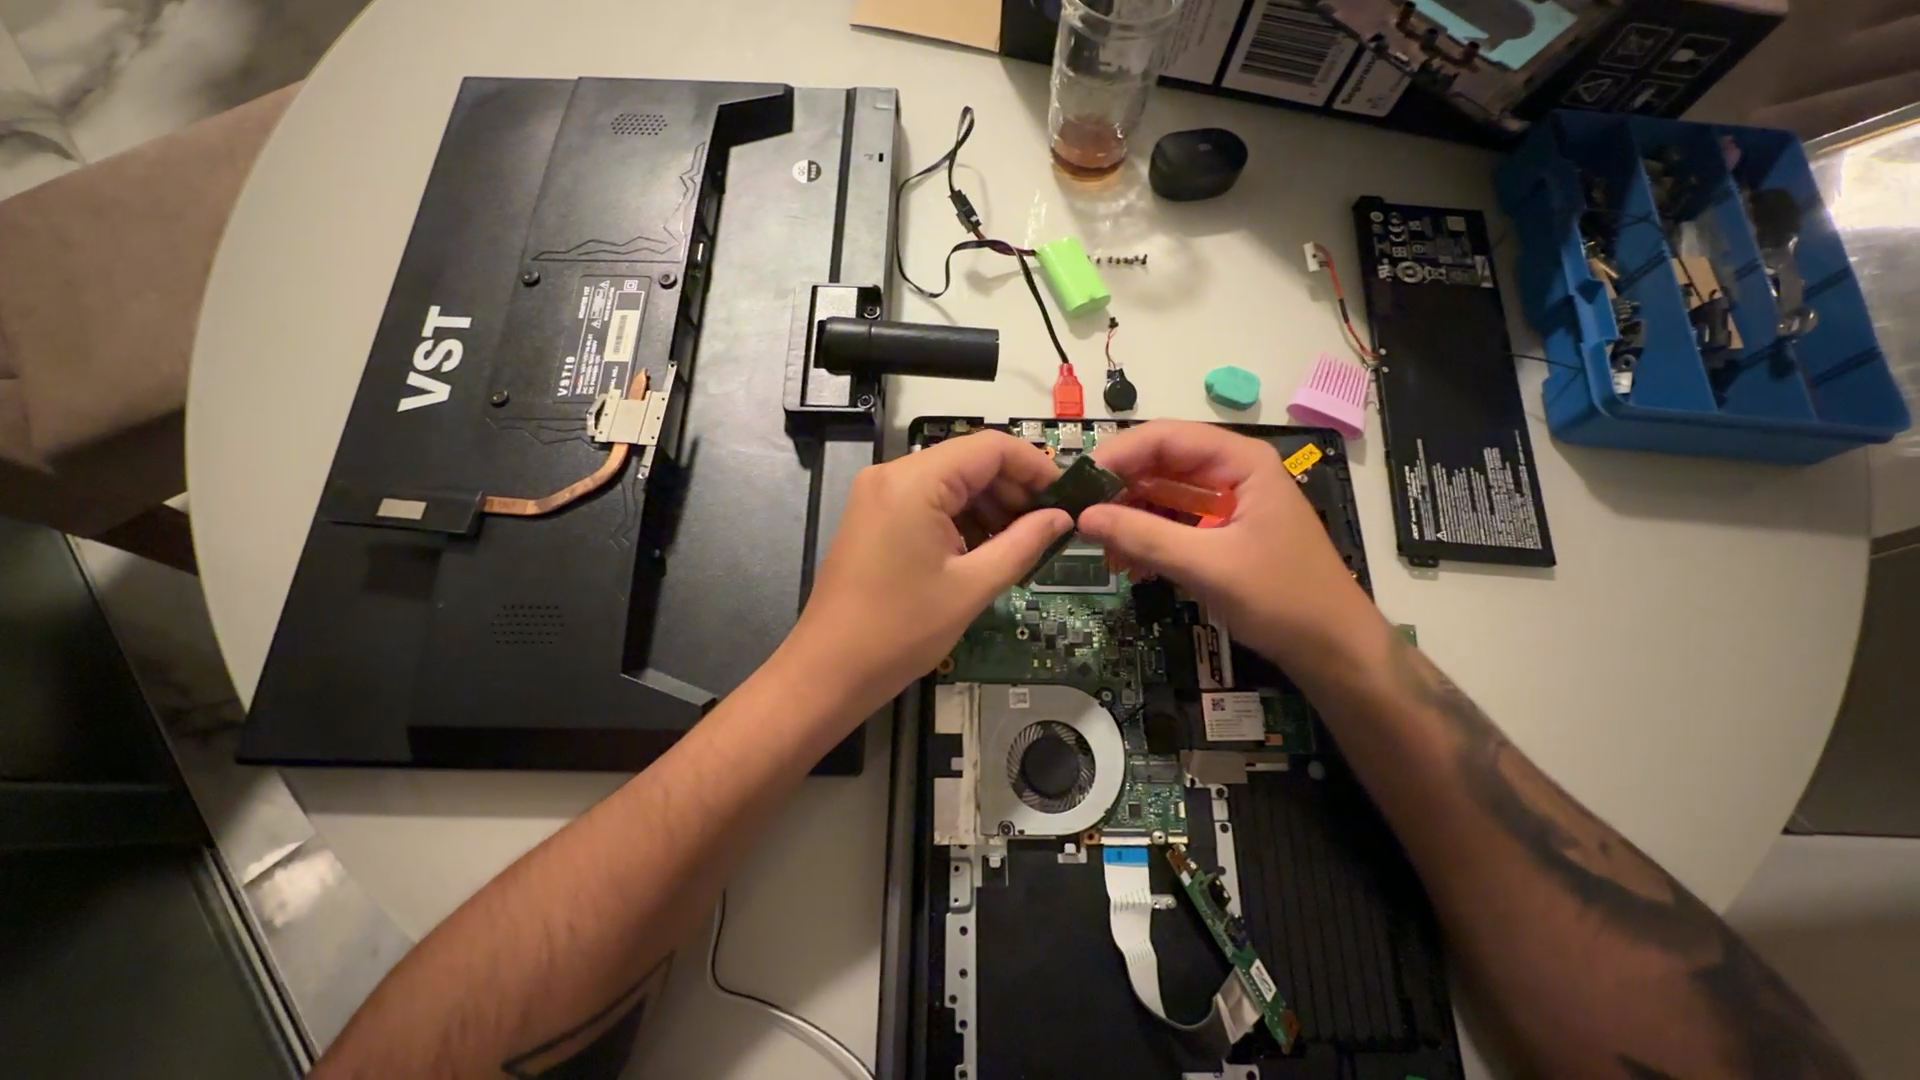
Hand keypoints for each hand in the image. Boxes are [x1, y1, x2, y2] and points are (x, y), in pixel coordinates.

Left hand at [780, 430, 1071, 719]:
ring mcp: (879, 495)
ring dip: (990, 507)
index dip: (1035, 467)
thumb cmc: (901, 631)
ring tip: (1021, 545)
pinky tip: (986, 551)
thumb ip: (1024, 544)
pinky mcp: (874, 517)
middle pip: (970, 461)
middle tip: (1049, 528)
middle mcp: (893, 474)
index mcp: (915, 481)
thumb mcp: (972, 587)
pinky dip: (961, 520)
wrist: (829, 670)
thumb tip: (1061, 518)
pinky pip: (929, 502)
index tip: (1067, 497)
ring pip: (951, 482)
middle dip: (1013, 490)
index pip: (991, 447)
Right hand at [1079, 420, 1374, 665]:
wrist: (1333, 649)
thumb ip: (1144, 537)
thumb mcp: (1208, 566)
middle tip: (1081, 519)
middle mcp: (1232, 473)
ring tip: (1104, 552)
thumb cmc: (1282, 598)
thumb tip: (1083, 517)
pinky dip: (1148, 541)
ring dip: (1130, 519)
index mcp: (1241, 462)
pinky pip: (1173, 524)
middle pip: (1161, 463)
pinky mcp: (1222, 534)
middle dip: (1120, 490)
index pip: (1165, 437)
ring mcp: (1227, 504)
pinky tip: (1130, 567)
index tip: (1077, 483)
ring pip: (1162, 495)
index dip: (1118, 455)